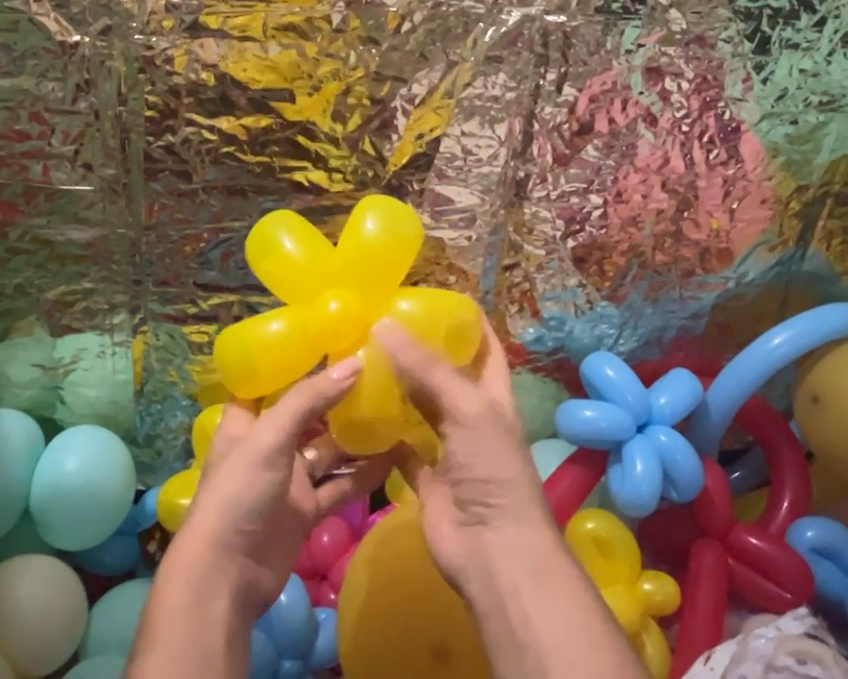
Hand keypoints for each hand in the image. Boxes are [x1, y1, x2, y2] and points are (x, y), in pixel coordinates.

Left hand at [170, 357, 394, 620]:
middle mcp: (269, 444)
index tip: (338, 337)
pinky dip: (364, 473)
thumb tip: (356, 361)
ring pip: (329, 449)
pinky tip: (395, 455)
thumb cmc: (238, 494)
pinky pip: (340, 485)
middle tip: (381, 369)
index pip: (274, 380)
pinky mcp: (307, 510)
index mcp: (248, 420)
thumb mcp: (270, 437)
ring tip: (396, 408)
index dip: (301, 360)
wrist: (227, 577)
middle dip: (339, 395)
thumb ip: (310, 399)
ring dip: (357, 433)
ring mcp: (289, 479)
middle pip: (308, 412)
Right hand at [373, 318, 558, 592]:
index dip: (463, 322)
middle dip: (416, 351)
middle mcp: (470, 415)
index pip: (482, 347)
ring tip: (359, 356)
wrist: (492, 549)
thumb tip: (382, 323)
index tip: (429, 298)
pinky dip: (381, 431)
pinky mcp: (423, 476)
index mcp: (492, 394)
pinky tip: (354, 409)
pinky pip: (399, 445)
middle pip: (442, 375)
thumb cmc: (493, 468)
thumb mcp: (468, 407)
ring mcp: (447, 447)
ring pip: (417, 407)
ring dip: (394, 387)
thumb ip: (426, 367)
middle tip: (376, 324)